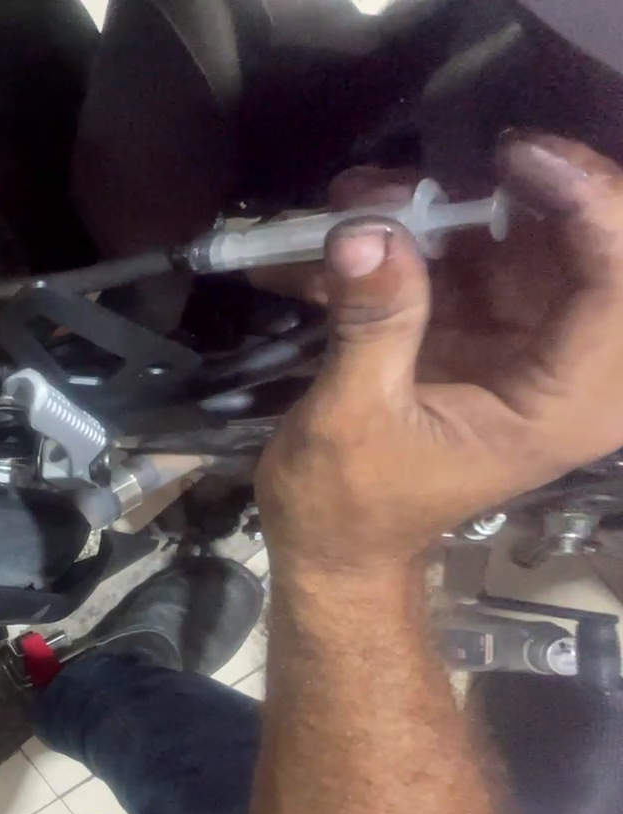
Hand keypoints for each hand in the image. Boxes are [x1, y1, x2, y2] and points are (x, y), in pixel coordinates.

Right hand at [255, 134, 622, 576]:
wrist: (330, 548)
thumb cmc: (346, 503)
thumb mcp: (351, 418)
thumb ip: (371, 326)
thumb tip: (362, 233)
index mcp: (575, 396)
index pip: (619, 276)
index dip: (585, 202)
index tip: (511, 156)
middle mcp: (568, 362)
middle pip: (567, 250)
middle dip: (485, 204)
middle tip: (393, 184)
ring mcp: (519, 350)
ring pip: (502, 254)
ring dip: (427, 223)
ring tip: (348, 204)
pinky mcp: (470, 346)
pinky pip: (448, 280)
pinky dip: (391, 260)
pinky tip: (327, 251)